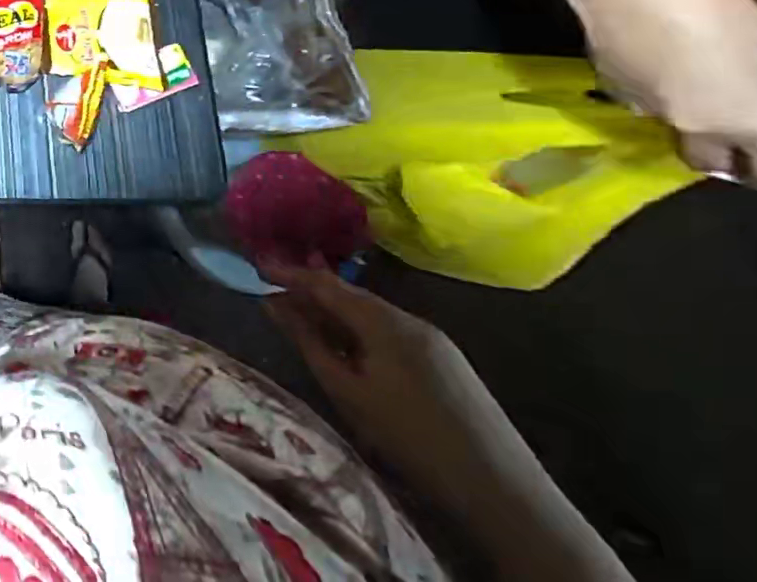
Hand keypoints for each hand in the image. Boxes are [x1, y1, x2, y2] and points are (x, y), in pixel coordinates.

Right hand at [263, 264, 520, 499]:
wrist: (502, 489)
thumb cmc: (408, 434)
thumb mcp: (344, 388)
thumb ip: (306, 339)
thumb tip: (272, 302)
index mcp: (384, 321)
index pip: (325, 284)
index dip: (287, 273)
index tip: (254, 267)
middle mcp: (410, 320)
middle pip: (349, 295)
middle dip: (309, 292)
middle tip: (271, 296)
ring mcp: (434, 340)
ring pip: (369, 314)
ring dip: (333, 313)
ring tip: (301, 322)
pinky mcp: (445, 360)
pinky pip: (389, 331)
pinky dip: (357, 330)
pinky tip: (346, 348)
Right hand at [581, 0, 756, 187]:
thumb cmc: (731, 15)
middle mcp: (694, 125)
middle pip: (706, 159)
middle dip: (722, 155)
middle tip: (738, 133)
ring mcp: (643, 102)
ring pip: (670, 122)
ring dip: (687, 113)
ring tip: (700, 81)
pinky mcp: (609, 78)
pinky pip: (640, 94)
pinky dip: (655, 86)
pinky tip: (664, 57)